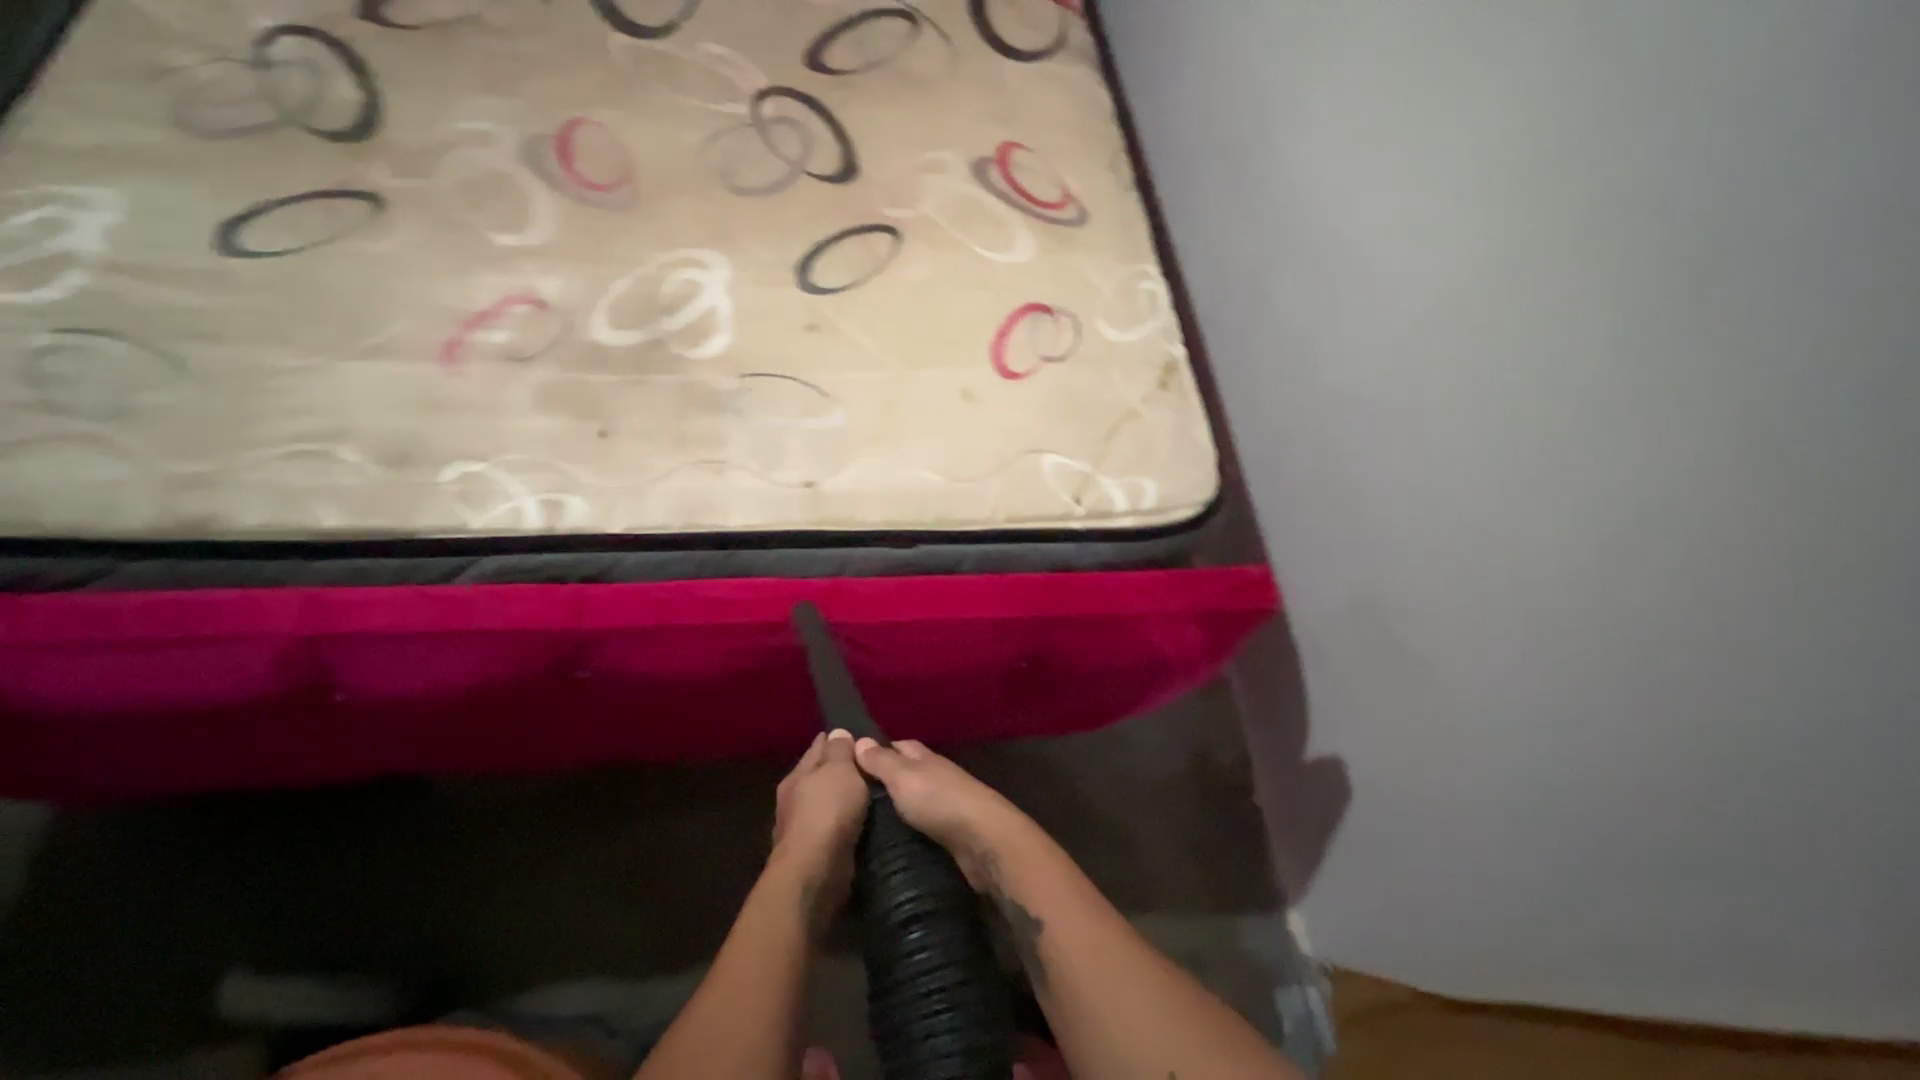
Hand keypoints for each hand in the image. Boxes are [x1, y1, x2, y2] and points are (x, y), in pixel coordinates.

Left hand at [773, 730, 869, 928]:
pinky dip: (848, 824)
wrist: (815, 871)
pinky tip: (866, 823)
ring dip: (847, 800)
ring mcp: (803, 828)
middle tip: (876, 766)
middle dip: (844, 771)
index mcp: (797, 775)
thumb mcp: (838, 770)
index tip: (862, 737)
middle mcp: (795, 799)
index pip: (819, 747)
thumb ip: (839, 750)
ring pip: (829, 804)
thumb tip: (837, 732)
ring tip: (877, 794)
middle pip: (822, 776)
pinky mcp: (815, 853)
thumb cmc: (828, 811)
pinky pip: (836, 829)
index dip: (838, 739)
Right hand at [853, 738, 1029, 885]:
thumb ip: (882, 761)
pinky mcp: (952, 832)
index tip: (852, 761)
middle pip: (909, 771)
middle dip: (886, 778)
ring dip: (897, 804)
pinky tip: (893, 837)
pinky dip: (910, 826)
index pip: (900, 746)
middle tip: (854, 794)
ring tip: (866, 819)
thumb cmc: (939, 801)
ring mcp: (947, 804)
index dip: (879, 750)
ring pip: (917, 798)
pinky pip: (924, 823)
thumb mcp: (903, 777)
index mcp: (926, 759)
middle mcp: (937, 777)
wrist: (983, 840)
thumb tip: (859, 739)